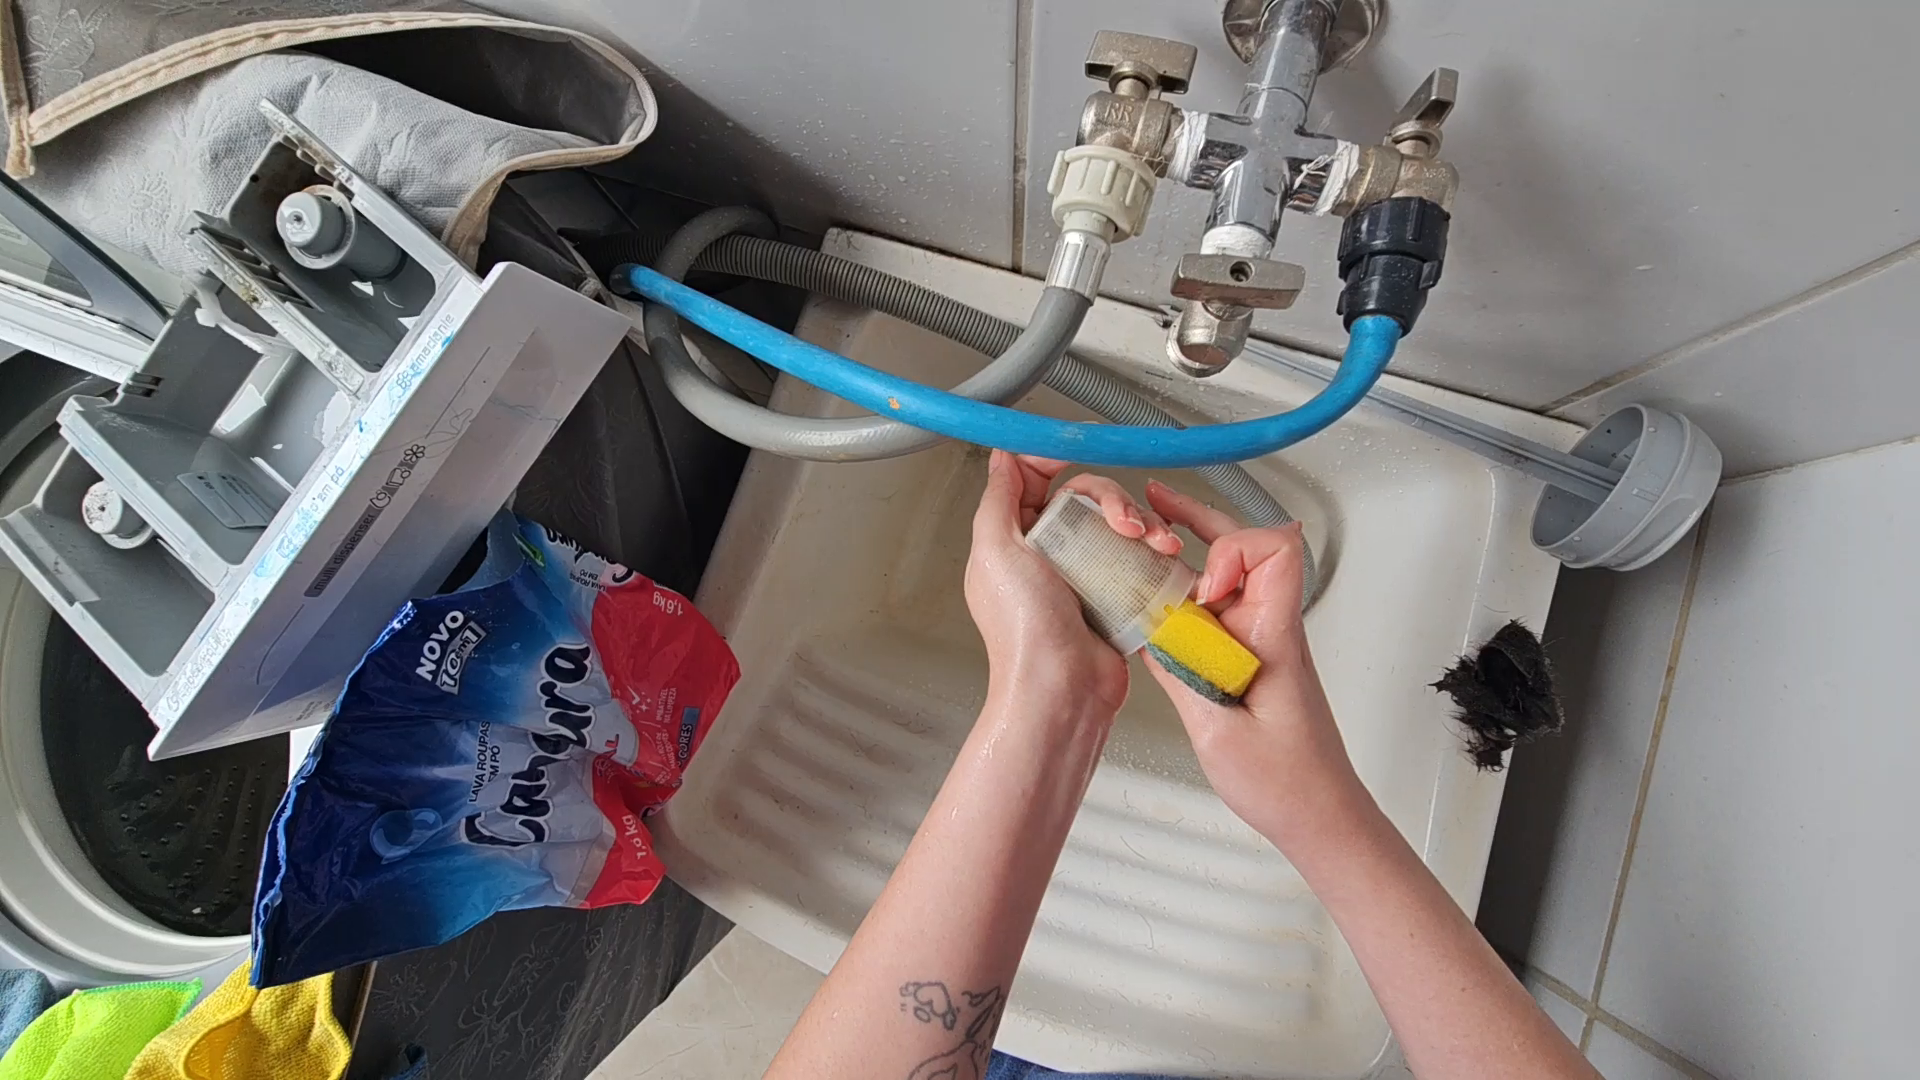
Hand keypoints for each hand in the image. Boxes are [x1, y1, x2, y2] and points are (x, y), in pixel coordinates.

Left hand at [965, 452, 1179, 718]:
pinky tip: (1166, 552)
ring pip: (1115, 524)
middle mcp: (1046, 553)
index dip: (1057, 458)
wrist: (1062, 689)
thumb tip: (1001, 456)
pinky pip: (1136, 555)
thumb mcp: (996, 552)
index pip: (1035, 481)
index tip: (1083, 444)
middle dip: (1111, 499)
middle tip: (1124, 522)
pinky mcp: (1113, 592)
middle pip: (1084, 499)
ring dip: (1140, 522)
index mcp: (1012, 539)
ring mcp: (1081, 573)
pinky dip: (1153, 548)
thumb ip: (998, 499)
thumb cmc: (1023, 629)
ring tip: (1155, 541)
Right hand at [1142, 480, 1363, 841]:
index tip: (1203, 588)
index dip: (1231, 552)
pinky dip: (1182, 593)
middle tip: (1155, 501)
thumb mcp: (1217, 730)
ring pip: (1226, 575)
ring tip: (1143, 537)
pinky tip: (1150, 596)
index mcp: (1274, 636)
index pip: (1275, 552)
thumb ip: (1179, 672)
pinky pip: (1214, 610)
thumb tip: (1147, 629)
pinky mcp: (1245, 656)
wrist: (1320, 816)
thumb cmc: (1286, 783)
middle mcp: (1268, 627)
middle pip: (1246, 548)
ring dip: (1188, 552)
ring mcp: (1257, 640)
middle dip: (1199, 519)